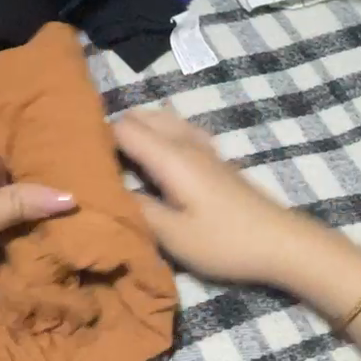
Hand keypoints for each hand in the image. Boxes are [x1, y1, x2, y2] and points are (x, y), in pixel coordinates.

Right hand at [113, 108, 360, 290]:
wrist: (282, 244)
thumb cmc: (225, 242)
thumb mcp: (174, 236)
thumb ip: (138, 210)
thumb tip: (108, 192)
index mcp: (170, 157)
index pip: (123, 128)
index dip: (97, 136)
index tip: (78, 155)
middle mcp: (185, 143)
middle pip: (142, 116)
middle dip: (115, 129)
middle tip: (93, 157)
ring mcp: (204, 148)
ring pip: (162, 119)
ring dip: (139, 129)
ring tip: (118, 155)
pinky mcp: (216, 159)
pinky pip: (179, 130)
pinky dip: (160, 134)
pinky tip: (157, 155)